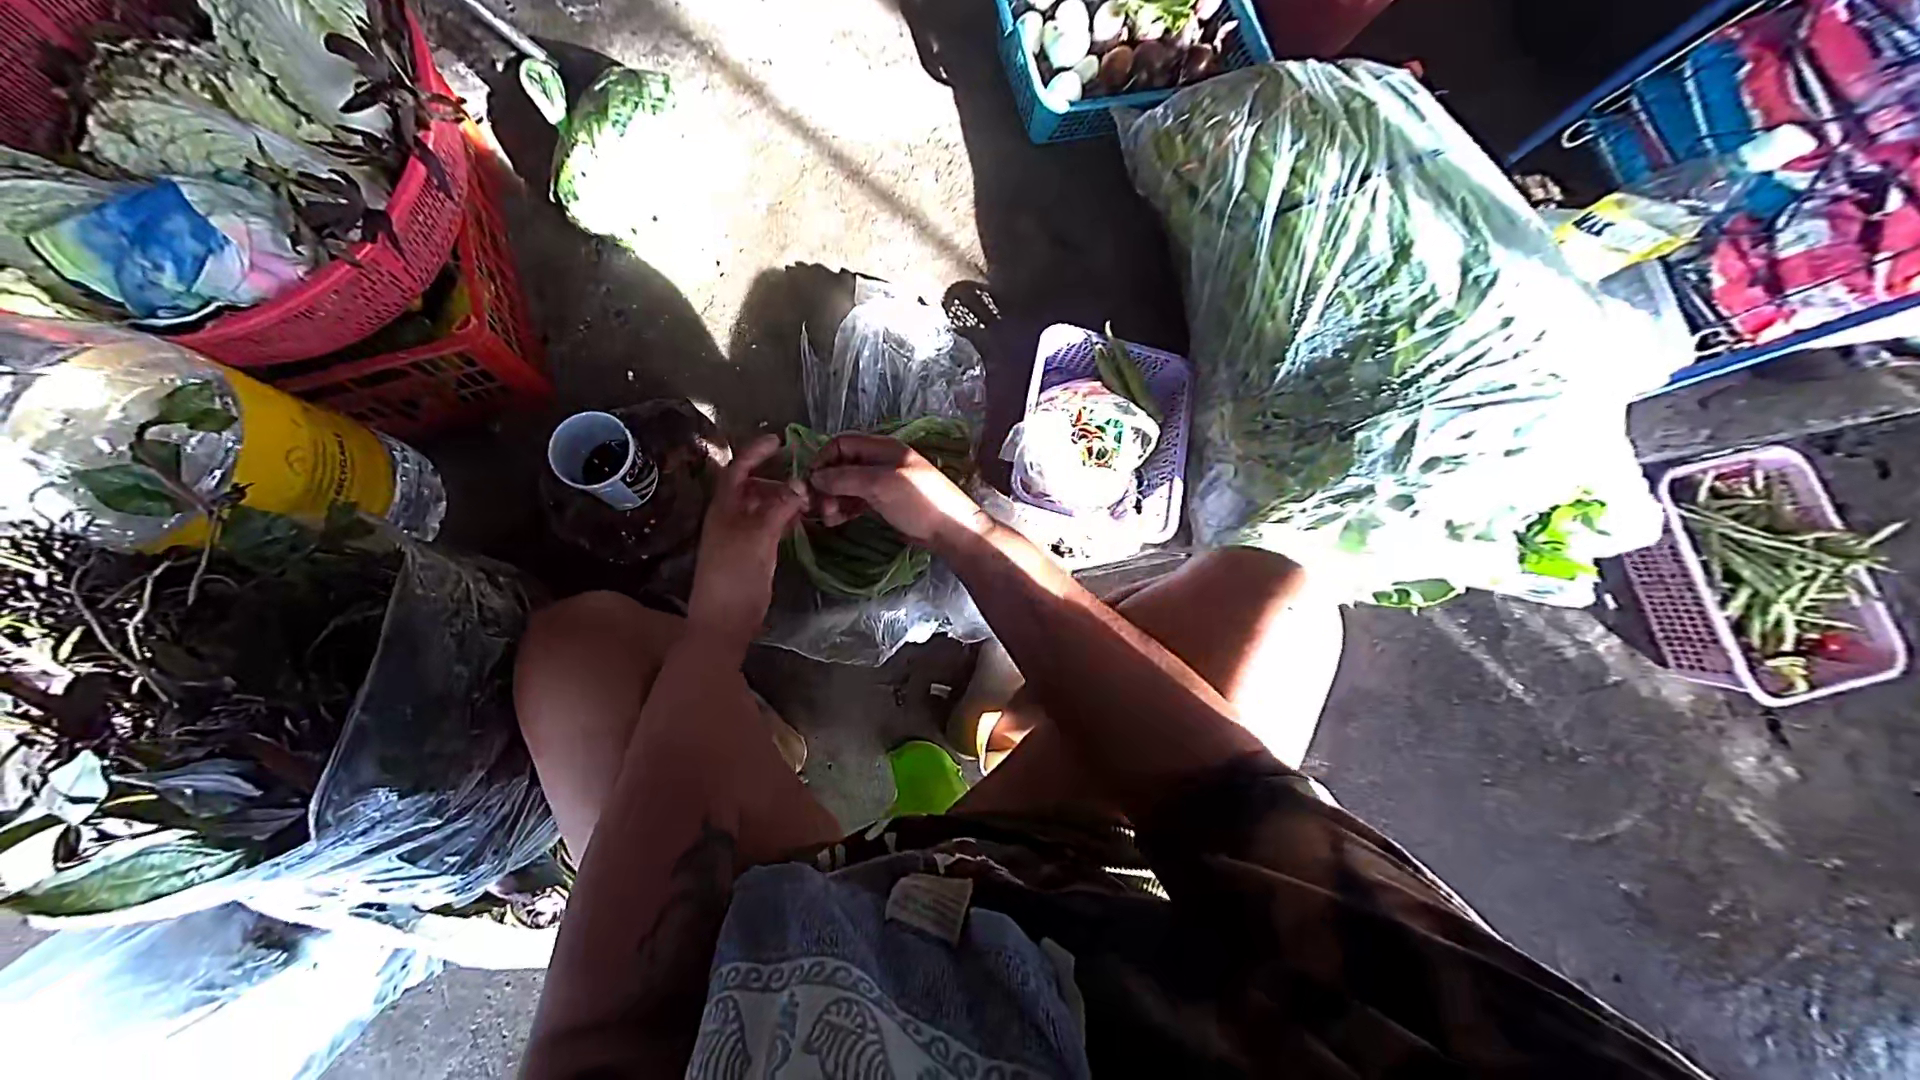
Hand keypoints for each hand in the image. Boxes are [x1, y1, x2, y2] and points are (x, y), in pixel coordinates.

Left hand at [688, 434, 807, 645]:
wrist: (723, 622)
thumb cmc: (735, 577)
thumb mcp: (759, 538)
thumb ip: (779, 507)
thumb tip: (801, 484)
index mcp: (724, 508)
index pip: (739, 469)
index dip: (757, 452)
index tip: (780, 440)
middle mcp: (730, 517)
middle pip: (755, 487)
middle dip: (780, 480)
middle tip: (808, 480)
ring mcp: (741, 536)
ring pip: (765, 507)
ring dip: (786, 501)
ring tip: (812, 501)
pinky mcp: (752, 553)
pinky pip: (770, 526)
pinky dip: (786, 519)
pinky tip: (803, 522)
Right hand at [807, 433, 990, 552]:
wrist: (950, 530)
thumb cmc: (918, 501)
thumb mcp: (880, 484)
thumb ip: (845, 477)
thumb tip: (815, 476)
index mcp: (882, 448)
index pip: (841, 444)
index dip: (823, 460)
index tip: (811, 482)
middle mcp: (880, 462)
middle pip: (841, 465)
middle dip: (826, 483)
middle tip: (818, 507)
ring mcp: (883, 483)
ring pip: (847, 485)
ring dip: (833, 498)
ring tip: (828, 517)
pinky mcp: (885, 503)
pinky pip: (857, 500)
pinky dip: (844, 508)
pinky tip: (836, 520)